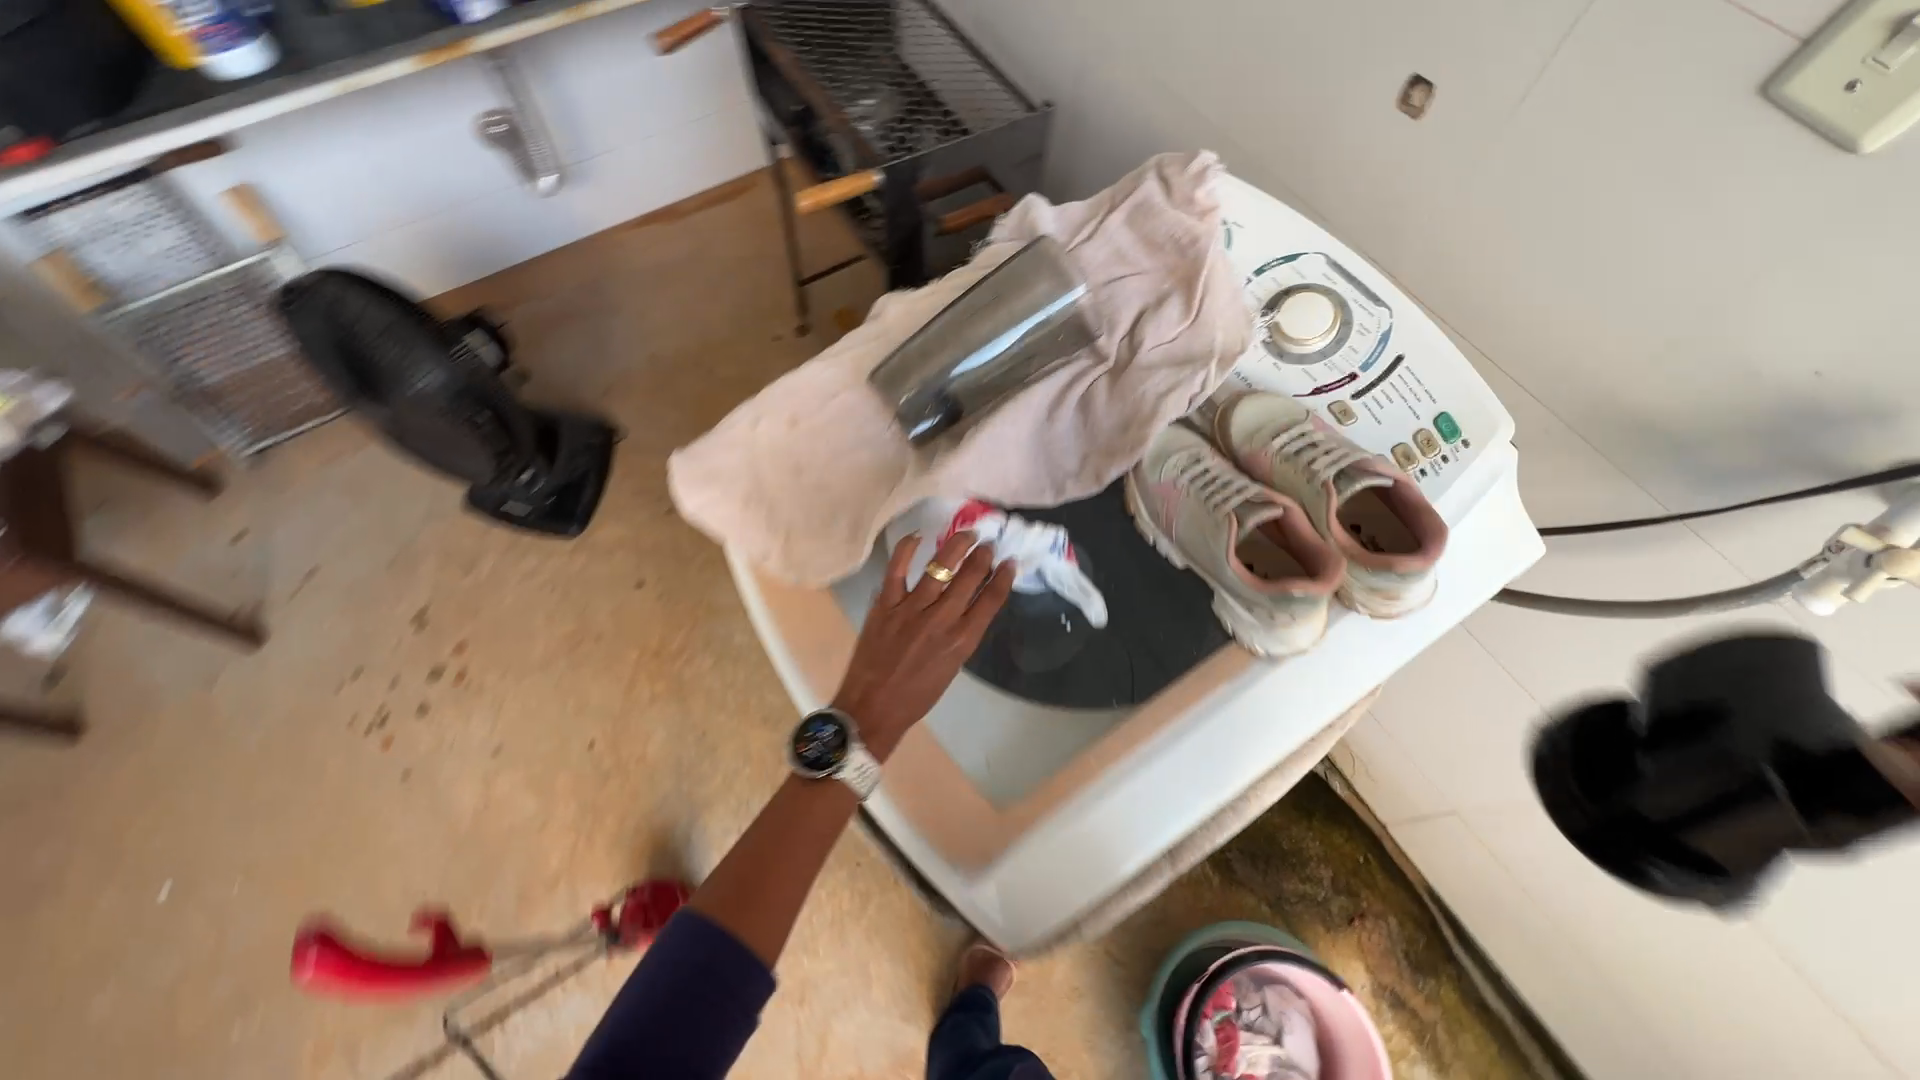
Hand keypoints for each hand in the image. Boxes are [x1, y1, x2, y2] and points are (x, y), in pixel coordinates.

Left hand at [832, 531, 1015, 760]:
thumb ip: (961, 635)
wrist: (873, 707)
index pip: (991, 600)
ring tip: (967, 534)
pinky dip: (908, 549)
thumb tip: (969, 605)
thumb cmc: (916, 695)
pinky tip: (919, 537)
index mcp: (962, 641)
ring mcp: (912, 609)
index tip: (1010, 562)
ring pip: (940, 566)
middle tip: (988, 543)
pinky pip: (897, 569)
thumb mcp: (951, 667)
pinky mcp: (885, 604)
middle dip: (983, 555)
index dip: (1004, 577)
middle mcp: (941, 620)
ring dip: (957, 545)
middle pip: (970, 577)